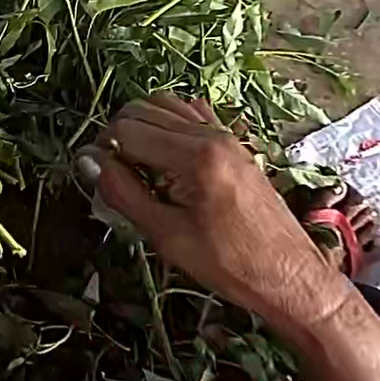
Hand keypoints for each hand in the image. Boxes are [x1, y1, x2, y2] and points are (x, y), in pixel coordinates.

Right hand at [97, 93, 349, 336]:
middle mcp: (210, 134)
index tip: (97, 174)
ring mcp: (225, 133)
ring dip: (141, 125)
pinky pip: (191, 112)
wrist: (291, 276)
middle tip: (113, 170)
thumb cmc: (228, 265)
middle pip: (142, 109)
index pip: (127, 129)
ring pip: (165, 104)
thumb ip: (123, 193)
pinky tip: (166, 154)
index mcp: (194, 157)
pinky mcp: (234, 140)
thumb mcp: (167, 237)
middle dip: (118, 133)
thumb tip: (88, 162)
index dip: (102, 149)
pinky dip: (168, 122)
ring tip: (137, 163)